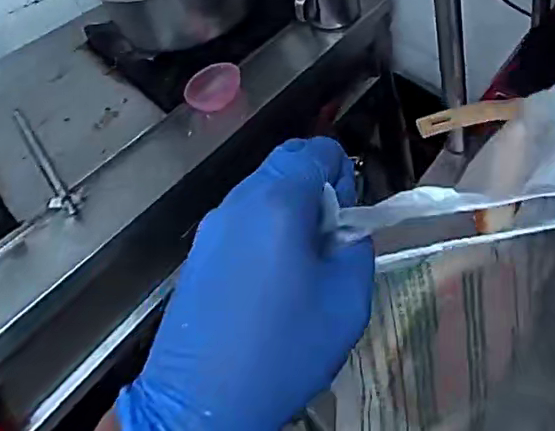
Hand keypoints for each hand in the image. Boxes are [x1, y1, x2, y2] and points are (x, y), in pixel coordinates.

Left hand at [115, 138, 373, 430]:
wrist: (197, 409)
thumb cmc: (280, 350)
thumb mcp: (346, 302)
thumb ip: (358, 248)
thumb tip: (347, 231)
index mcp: (280, 199)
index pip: (320, 149)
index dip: (344, 173)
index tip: (345, 219)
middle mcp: (243, 198)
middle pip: (288, 160)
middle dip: (316, 184)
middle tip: (327, 234)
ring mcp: (214, 222)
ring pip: (263, 186)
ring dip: (289, 206)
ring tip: (298, 261)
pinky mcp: (198, 249)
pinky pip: (241, 216)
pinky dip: (263, 227)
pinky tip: (266, 279)